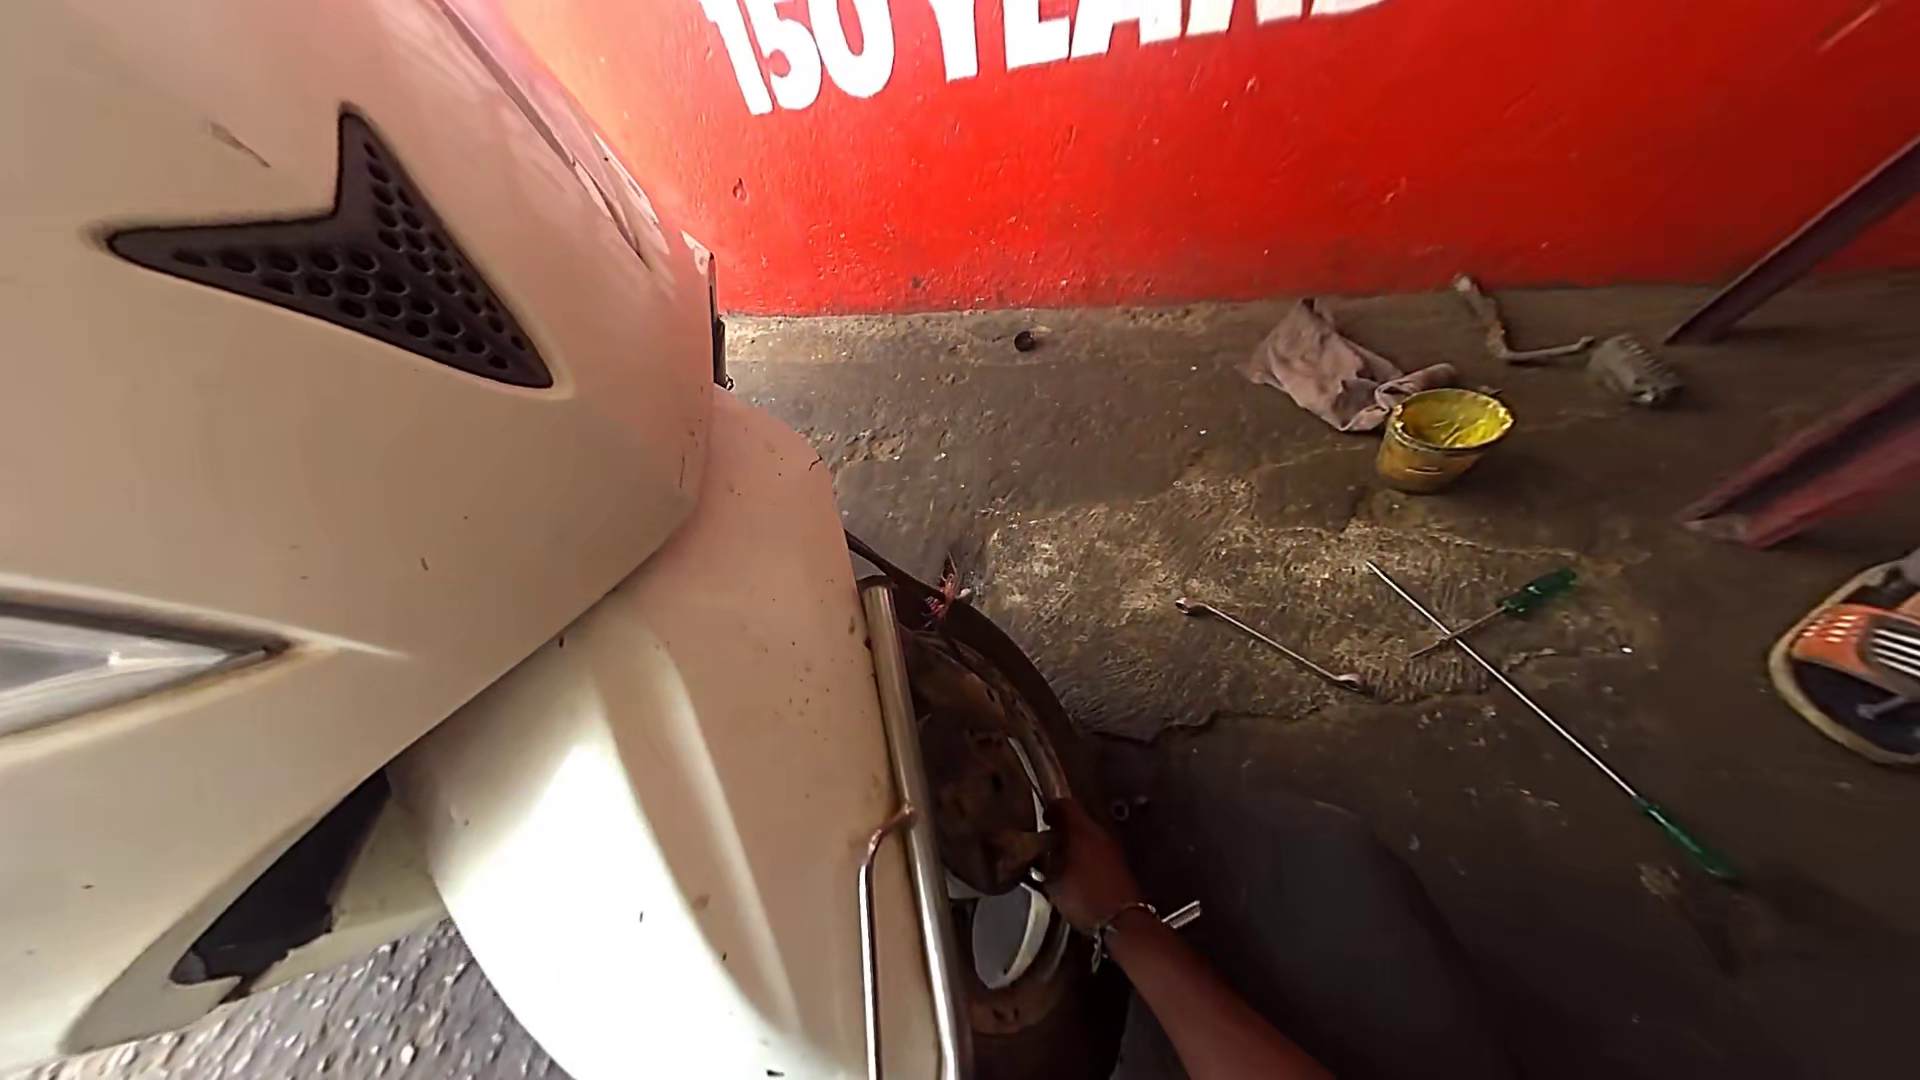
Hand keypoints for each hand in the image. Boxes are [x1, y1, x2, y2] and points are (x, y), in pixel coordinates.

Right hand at [1041, 798, 1145, 932]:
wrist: (1123, 922)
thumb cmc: (1085, 897)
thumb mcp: (1054, 883)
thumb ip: (1044, 865)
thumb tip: (1041, 859)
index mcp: (1081, 830)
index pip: (1065, 805)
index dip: (1051, 809)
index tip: (1044, 818)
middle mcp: (1099, 832)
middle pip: (1078, 818)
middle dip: (1063, 827)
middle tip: (1049, 839)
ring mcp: (1112, 847)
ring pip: (1089, 834)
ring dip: (1076, 841)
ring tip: (1062, 857)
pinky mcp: (1120, 864)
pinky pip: (1098, 849)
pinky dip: (1087, 853)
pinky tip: (1078, 871)